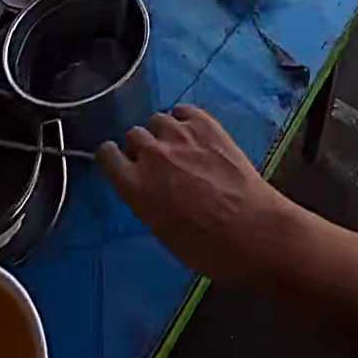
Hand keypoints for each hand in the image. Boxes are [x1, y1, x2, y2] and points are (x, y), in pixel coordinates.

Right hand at [97, 104, 307, 280]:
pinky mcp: (205, 123)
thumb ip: (146, 199)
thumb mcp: (161, 230)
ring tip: (179, 146)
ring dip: (163, 132)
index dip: (112, 157)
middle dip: (142, 147)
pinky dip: (184, 120)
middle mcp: (152, 154)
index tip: (120, 160)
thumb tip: (147, 185)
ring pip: (157, 119)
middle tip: (158, 161)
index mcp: (136, 186)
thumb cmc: (205, 246)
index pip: (107, 155)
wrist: (251, 227)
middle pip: (133, 135)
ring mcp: (179, 134)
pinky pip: (183, 110)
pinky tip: (194, 133)